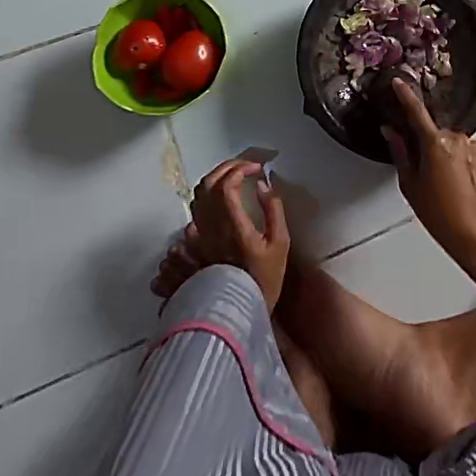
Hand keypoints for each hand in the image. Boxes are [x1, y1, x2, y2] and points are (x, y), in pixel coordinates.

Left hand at [187, 159, 290, 307]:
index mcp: (233, 224)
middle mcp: (212, 224)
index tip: (256, 168)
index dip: (240, 169)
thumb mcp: (280, 245)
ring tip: (232, 177)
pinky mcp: (196, 239)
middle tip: (245, 167)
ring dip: (215, 178)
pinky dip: (207, 194)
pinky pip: (195, 208)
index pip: (227, 184)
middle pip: (209, 183)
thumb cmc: (264, 279)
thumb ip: (273, 211)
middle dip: (227, 168)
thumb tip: (262, 185)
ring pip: (199, 194)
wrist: (238, 309)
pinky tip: (219, 196)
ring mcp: (201, 231)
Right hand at [383, 78, 475, 270]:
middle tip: (424, 170)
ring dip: (447, 154)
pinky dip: (463, 162)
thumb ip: (400, 151)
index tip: (398, 82)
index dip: (405, 96)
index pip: (416, 112)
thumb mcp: (409, 183)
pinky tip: (460, 183)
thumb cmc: (440, 214)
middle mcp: (458, 140)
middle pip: (436, 132)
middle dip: (428, 144)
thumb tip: (391, 131)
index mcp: (435, 144)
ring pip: (453, 143)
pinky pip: (469, 152)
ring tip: (445, 183)